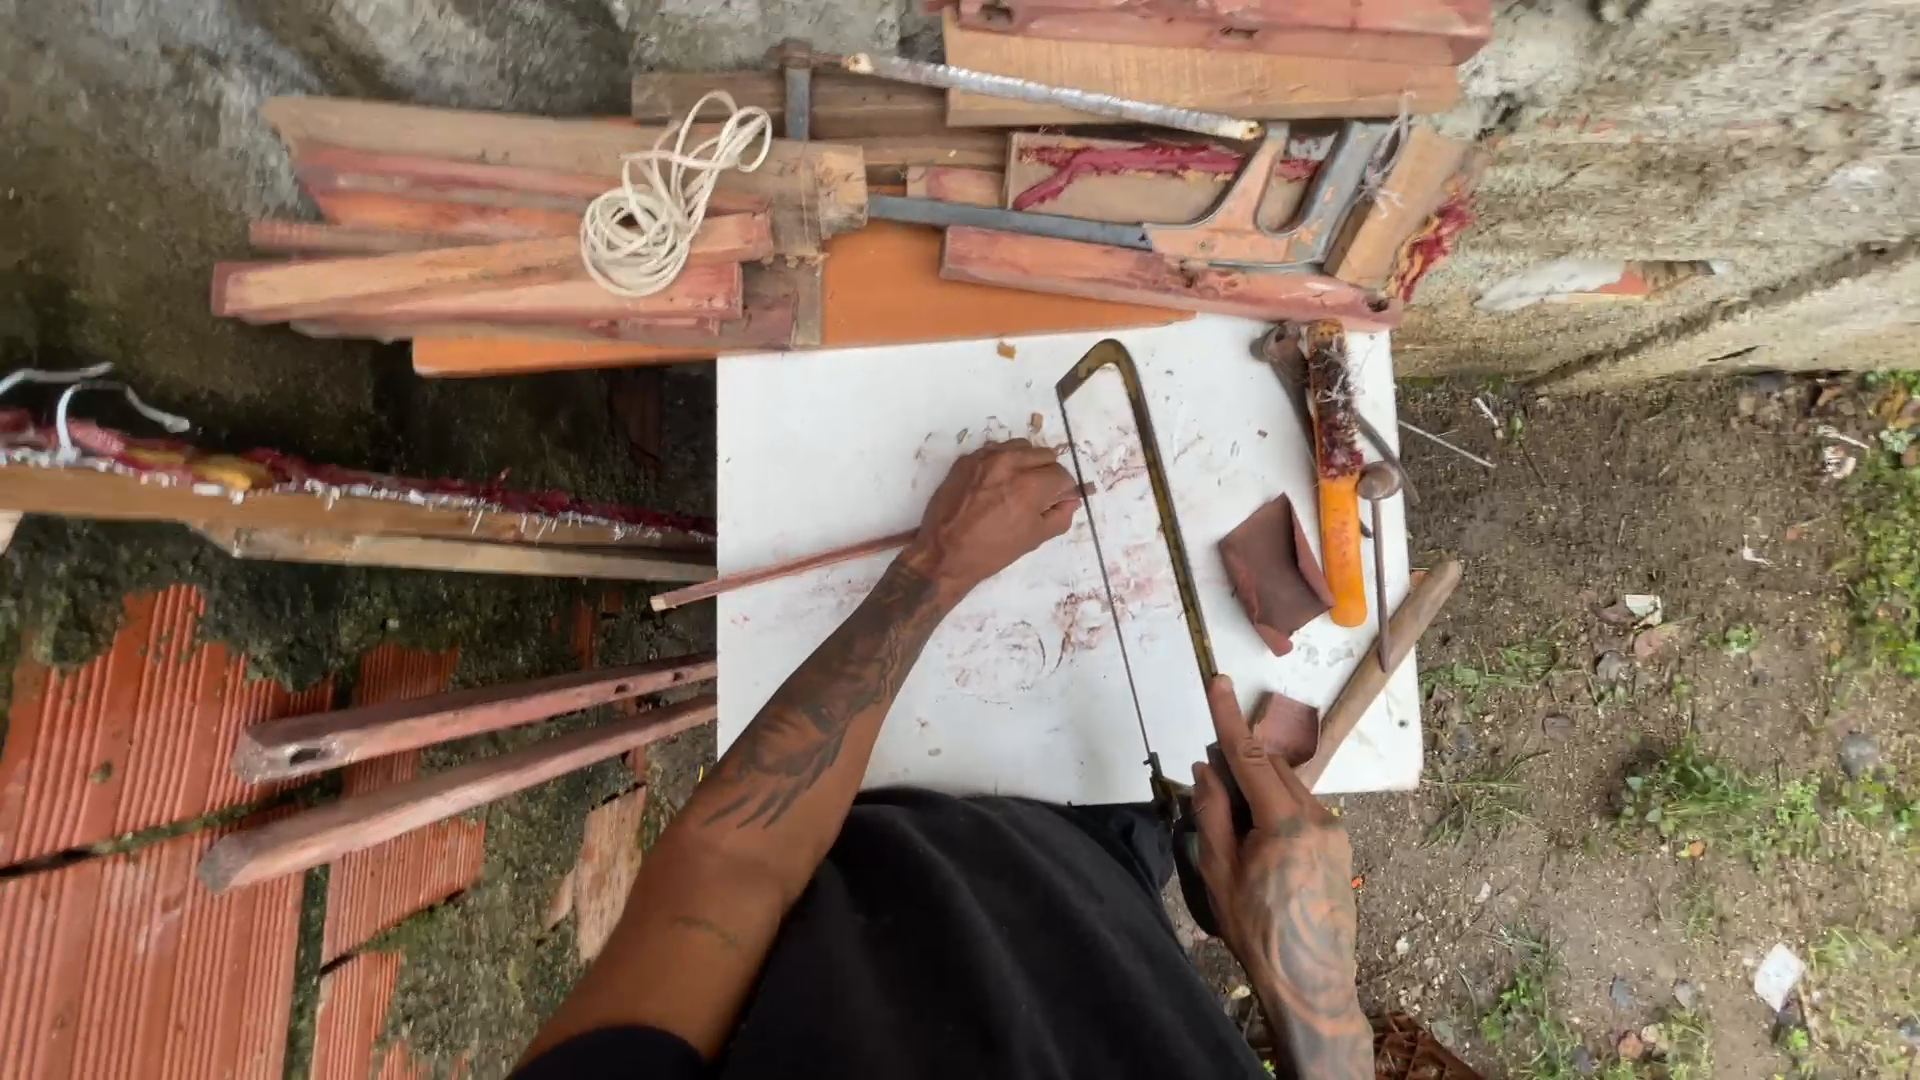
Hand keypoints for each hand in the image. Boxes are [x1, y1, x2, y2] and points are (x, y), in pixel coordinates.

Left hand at [900, 438, 1080, 596]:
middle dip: (1048, 473)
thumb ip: (1060, 516)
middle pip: (1045, 455)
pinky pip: (996, 449)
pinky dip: (1004, 460)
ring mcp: (986, 458)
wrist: (944, 553)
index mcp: (1031, 485)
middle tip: (1040, 494)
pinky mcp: (967, 459)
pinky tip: (998, 481)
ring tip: (1019, 484)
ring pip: (1022, 446)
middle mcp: (1011, 463)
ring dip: (1028, 461)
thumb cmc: (992, 551)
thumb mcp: (1034, 538)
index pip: (1062, 475)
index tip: (1058, 500)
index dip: (1064, 490)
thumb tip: (1071, 500)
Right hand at [1192, 675, 1369, 1076]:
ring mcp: (1334, 832)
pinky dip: (1273, 804)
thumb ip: (1211, 810)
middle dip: (1237, 761)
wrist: (1311, 984)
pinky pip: (1300, 806)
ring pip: (1286, 785)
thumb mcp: (1218, 869)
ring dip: (1256, 786)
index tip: (1218, 680)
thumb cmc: (1256, 929)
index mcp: (1286, 822)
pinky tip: (1258, 838)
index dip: (1228, 716)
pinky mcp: (1338, 846)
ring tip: (1234, 825)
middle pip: (1269, 766)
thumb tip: (1206, 767)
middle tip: (1209, 782)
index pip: (1250, 756)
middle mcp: (1318, 818)